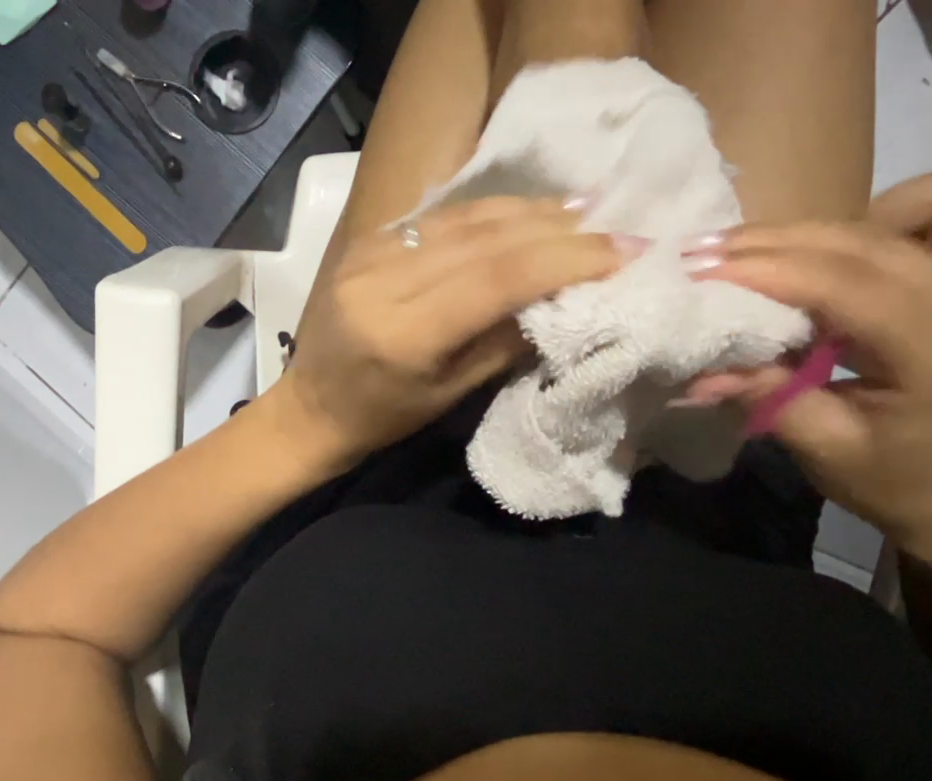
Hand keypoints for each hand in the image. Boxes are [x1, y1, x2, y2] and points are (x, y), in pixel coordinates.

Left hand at [272, 197, 635, 460]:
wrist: (310, 407)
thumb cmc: (382, 418)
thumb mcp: (449, 394)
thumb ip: (505, 342)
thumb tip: (569, 297)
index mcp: (403, 331)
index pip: (496, 277)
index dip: (564, 260)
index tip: (621, 253)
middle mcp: (383, 279)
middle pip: (484, 238)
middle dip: (556, 230)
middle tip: (614, 227)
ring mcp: (370, 253)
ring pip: (463, 218)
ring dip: (528, 211)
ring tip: (582, 211)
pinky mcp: (367, 240)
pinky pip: (439, 218)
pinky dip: (489, 213)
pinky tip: (526, 211)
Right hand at [686, 166, 931, 561]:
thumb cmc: (889, 478)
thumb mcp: (822, 448)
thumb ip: (769, 396)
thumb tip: (701, 367)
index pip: (846, 283)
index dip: (769, 269)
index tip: (700, 268)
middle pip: (866, 240)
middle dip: (779, 242)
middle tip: (708, 255)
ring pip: (915, 204)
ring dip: (831, 225)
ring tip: (765, 253)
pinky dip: (900, 208)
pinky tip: (848, 245)